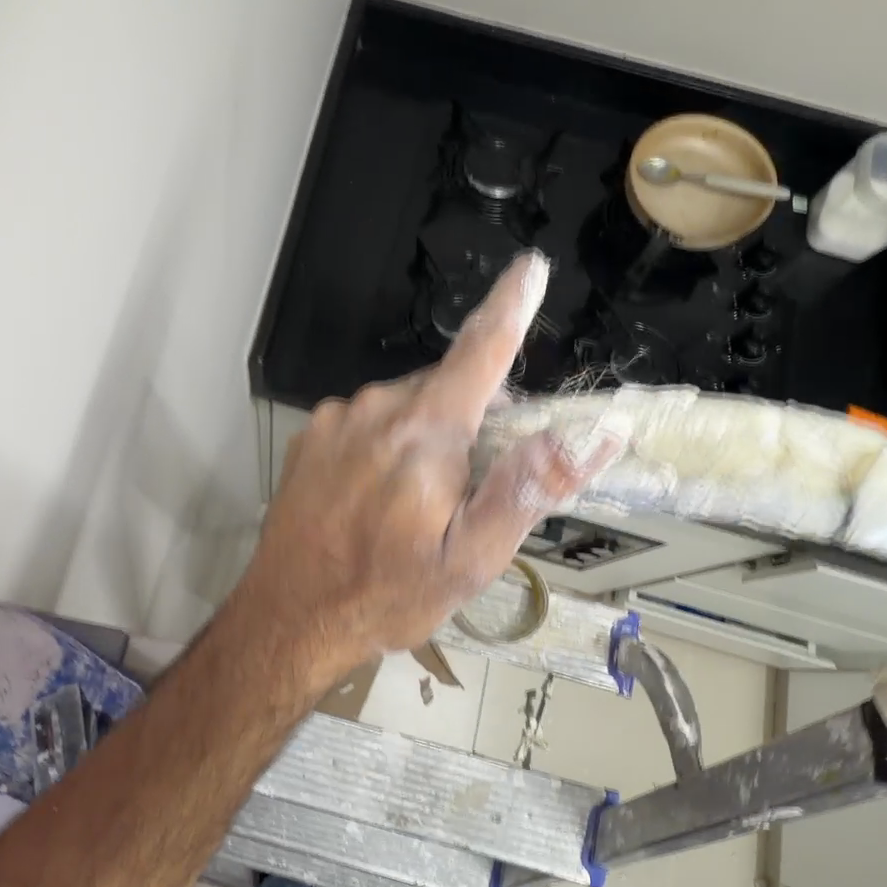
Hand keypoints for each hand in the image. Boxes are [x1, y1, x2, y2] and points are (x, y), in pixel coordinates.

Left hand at [231, 250, 619, 679]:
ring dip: (428, 435)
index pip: (480, 351)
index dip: (511, 307)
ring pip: (405, 405)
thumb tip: (599, 431)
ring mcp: (335, 420)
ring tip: (418, 505)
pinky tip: (376, 497)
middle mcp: (375, 408)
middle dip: (474, 417)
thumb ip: (531, 487)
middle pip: (446, 386)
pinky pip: (367, 422)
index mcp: (423, 433)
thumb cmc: (386, 595)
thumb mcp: (473, 558)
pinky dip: (387, 443)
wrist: (288, 619)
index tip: (530, 267)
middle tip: (472, 489)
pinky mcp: (309, 437)